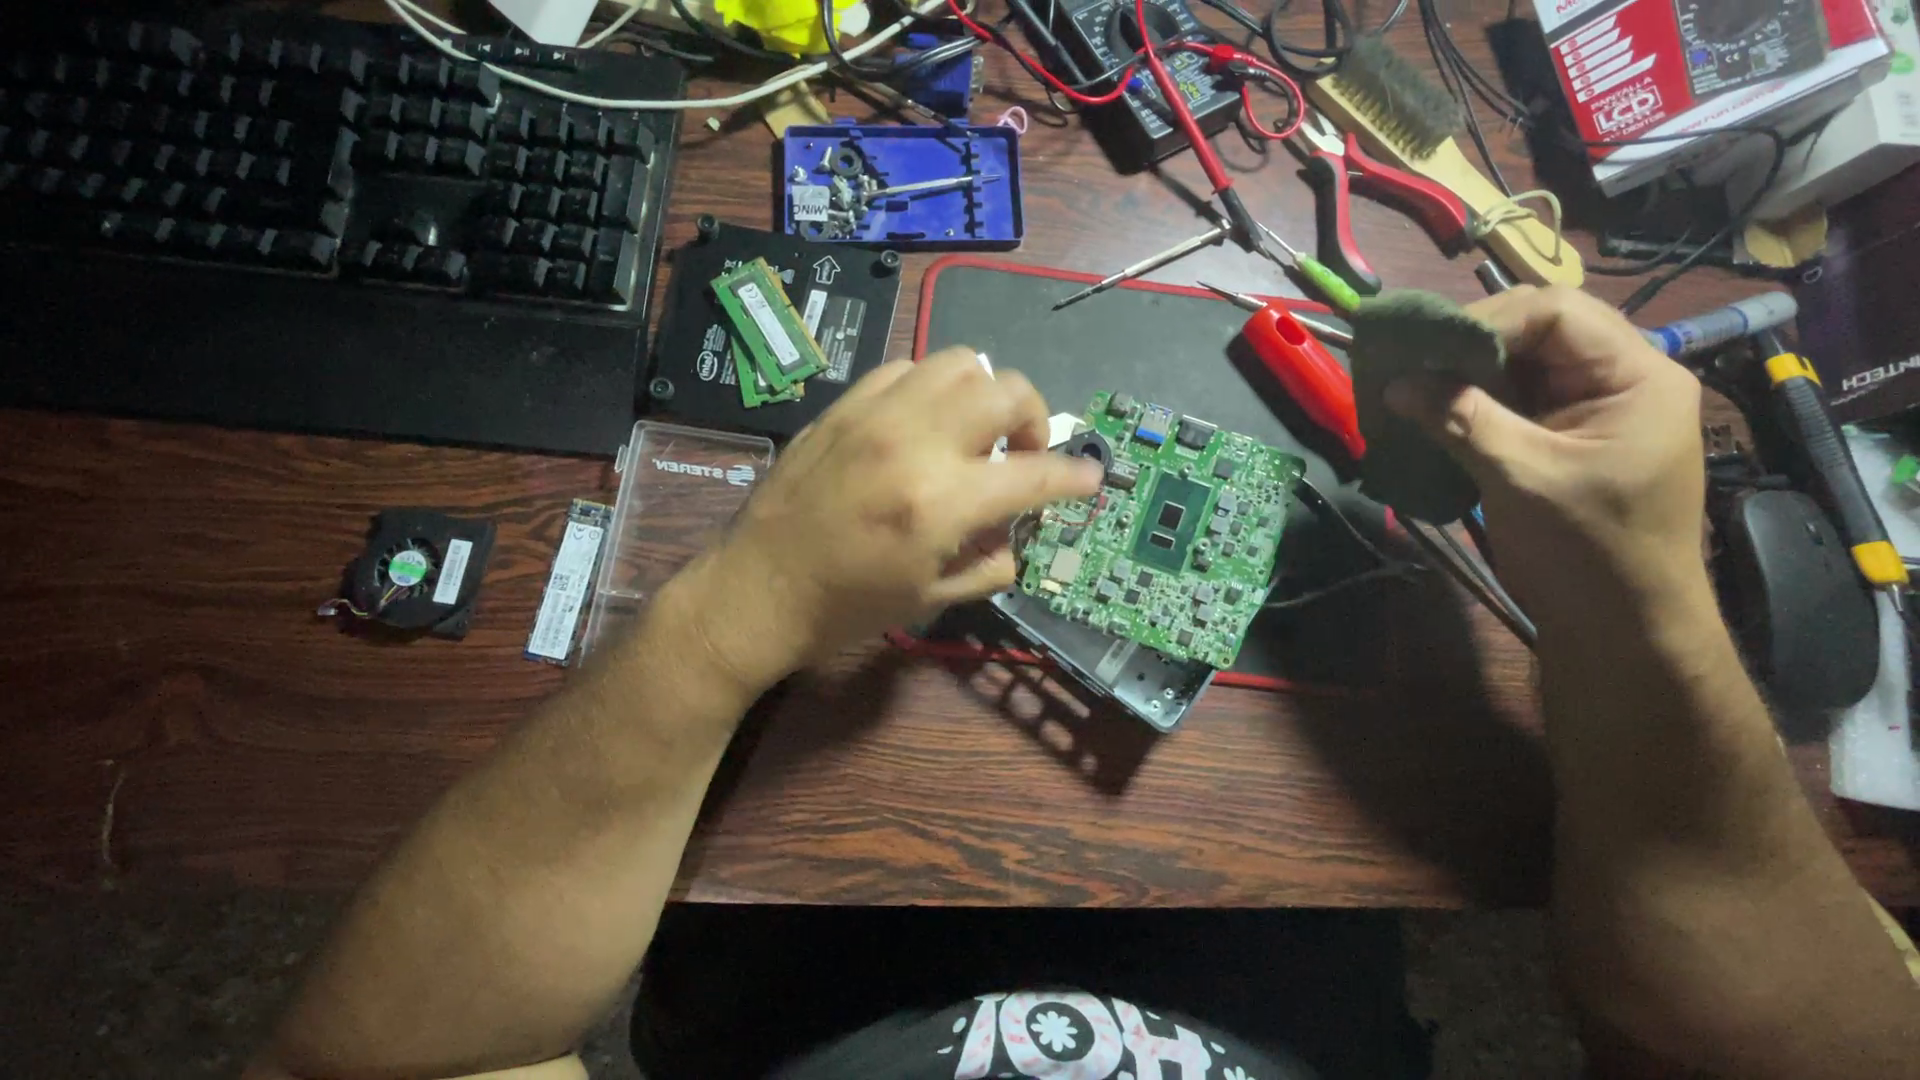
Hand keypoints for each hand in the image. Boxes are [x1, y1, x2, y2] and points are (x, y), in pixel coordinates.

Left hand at [674, 347, 1102, 691]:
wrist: (756, 588)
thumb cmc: (846, 607)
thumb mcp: (930, 599)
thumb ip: (991, 563)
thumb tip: (1019, 535)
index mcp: (942, 503)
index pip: (1035, 474)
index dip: (1074, 477)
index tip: (1089, 479)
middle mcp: (916, 443)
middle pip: (1007, 391)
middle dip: (1035, 420)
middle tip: (1023, 456)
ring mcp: (877, 415)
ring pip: (961, 362)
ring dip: (986, 392)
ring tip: (976, 431)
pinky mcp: (845, 406)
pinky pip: (908, 368)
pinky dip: (934, 388)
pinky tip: (926, 422)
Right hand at [1384, 286, 1707, 635]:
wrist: (1620, 626)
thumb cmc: (1587, 550)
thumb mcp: (1521, 476)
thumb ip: (1461, 420)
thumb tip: (1396, 383)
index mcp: (1635, 376)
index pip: (1556, 312)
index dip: (1485, 321)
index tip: (1422, 351)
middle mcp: (1619, 381)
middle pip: (1539, 331)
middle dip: (1469, 346)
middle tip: (1410, 367)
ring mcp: (1591, 411)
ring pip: (1520, 367)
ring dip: (1464, 376)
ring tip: (1411, 388)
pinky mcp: (1564, 440)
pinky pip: (1513, 403)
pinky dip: (1470, 405)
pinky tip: (1432, 415)